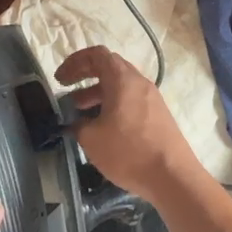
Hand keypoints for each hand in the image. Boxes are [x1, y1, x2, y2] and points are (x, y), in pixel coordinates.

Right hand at [55, 46, 200, 201]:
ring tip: (79, 113)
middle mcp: (139, 83)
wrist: (172, 176)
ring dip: (97, 93)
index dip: (75, 61)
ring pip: (120, 86)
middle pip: (110, 68)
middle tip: (66, 92)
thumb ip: (79, 125)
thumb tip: (78, 123)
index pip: (97, 54)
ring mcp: (152, 98)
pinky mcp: (158, 115)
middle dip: (85, 77)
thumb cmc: (128, 152)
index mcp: (123, 80)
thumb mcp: (92, 139)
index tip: (60, 79)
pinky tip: (102, 127)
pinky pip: (131, 100)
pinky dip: (112, 105)